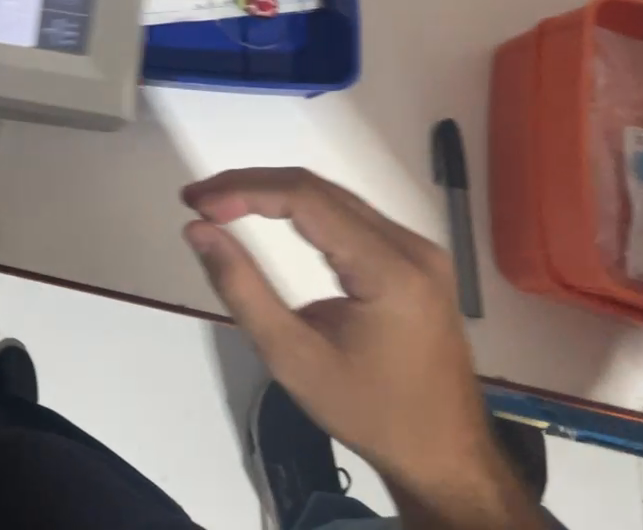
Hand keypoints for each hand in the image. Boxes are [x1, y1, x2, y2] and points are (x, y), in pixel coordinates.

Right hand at [182, 167, 541, 529]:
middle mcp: (411, 248)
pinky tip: (264, 214)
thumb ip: (240, 287)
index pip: (305, 199)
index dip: (244, 190)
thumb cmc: (369, 411)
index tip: (196, 205)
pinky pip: (346, 214)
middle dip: (249, 185)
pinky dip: (296, 207)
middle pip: (317, 188)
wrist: (446, 457)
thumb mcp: (291, 356)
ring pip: (331, 195)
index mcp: (390, 270)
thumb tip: (197, 230)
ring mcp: (418, 252)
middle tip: (196, 200)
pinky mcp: (413, 261)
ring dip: (270, 192)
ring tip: (218, 204)